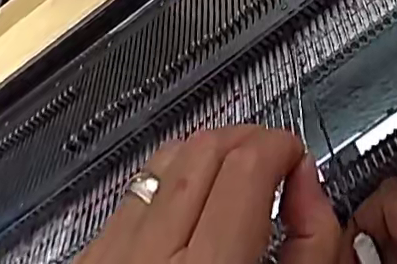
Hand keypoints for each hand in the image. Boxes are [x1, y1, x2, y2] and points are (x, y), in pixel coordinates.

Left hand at [77, 126, 341, 263]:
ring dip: (209, 159)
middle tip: (273, 174)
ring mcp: (107, 258)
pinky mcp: (84, 262)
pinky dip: (168, 187)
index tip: (298, 170)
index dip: (286, 149)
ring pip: (167, 159)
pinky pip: (131, 192)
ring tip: (231, 192)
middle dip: (252, 145)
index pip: (251, 160)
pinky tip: (184, 220)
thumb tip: (310, 187)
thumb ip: (311, 247)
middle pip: (209, 147)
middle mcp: (147, 259)